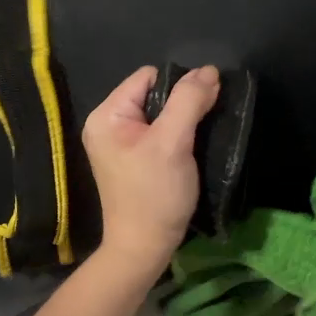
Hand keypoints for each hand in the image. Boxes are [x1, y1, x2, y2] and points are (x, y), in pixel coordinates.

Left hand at [82, 65, 219, 269]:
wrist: (144, 246)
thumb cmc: (154, 193)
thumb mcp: (173, 143)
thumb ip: (189, 101)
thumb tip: (209, 70)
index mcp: (106, 115)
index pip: (147, 77)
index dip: (178, 84)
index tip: (202, 104)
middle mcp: (107, 125)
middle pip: (153, 94)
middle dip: (181, 102)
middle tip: (203, 122)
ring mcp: (118, 144)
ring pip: (159, 114)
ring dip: (182, 120)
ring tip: (198, 136)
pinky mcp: (133, 160)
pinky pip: (158, 134)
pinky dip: (176, 136)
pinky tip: (189, 149)